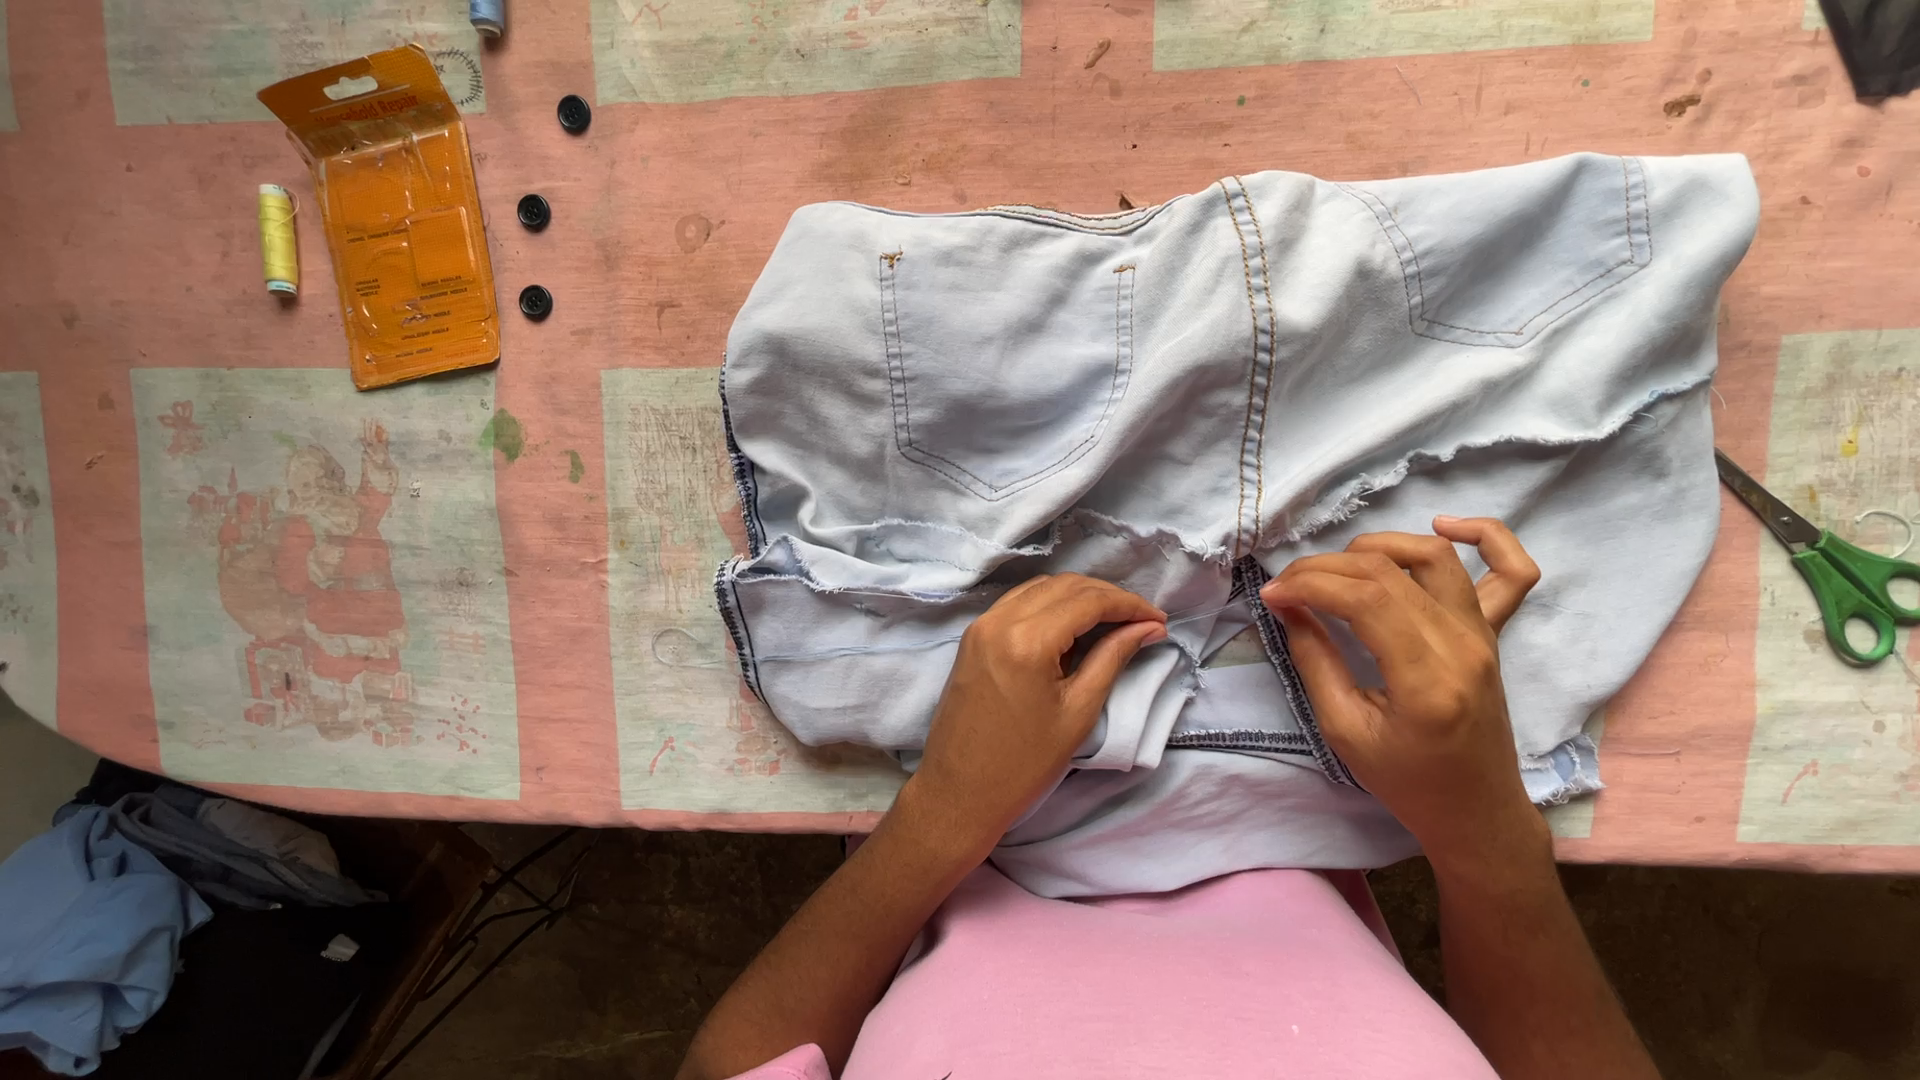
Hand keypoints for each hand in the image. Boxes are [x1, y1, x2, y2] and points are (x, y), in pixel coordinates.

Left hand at [906, 574, 1166, 852]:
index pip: (1087, 600)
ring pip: (1040, 588)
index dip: (1128, 605)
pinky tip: (1073, 626)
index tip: (1158, 619)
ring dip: (1079, 596)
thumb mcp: (1078, 712)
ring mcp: (981, 625)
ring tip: (1113, 622)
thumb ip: (1113, 658)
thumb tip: (1148, 627)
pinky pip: (1018, 602)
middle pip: (1064, 586)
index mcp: (1027, 640)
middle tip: (1141, 621)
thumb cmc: (1024, 764)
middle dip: (1107, 597)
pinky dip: (1050, 604)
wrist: (960, 792)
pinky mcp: (973, 636)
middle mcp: (999, 620)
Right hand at [1260, 516, 1544, 872]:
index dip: (1309, 584)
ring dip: (1377, 546)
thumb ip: (1314, 660)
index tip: (1271, 595)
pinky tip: (1444, 527)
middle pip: (1388, 571)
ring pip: (1434, 557)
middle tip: (1286, 587)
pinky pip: (1510, 573)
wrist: (1475, 811)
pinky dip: (1486, 537)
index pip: (1366, 597)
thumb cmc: (1406, 781)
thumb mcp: (1343, 729)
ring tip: (1338, 566)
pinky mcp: (1492, 633)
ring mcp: (1485, 634)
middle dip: (1324, 567)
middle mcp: (1464, 644)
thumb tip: (1286, 605)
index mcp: (1428, 678)